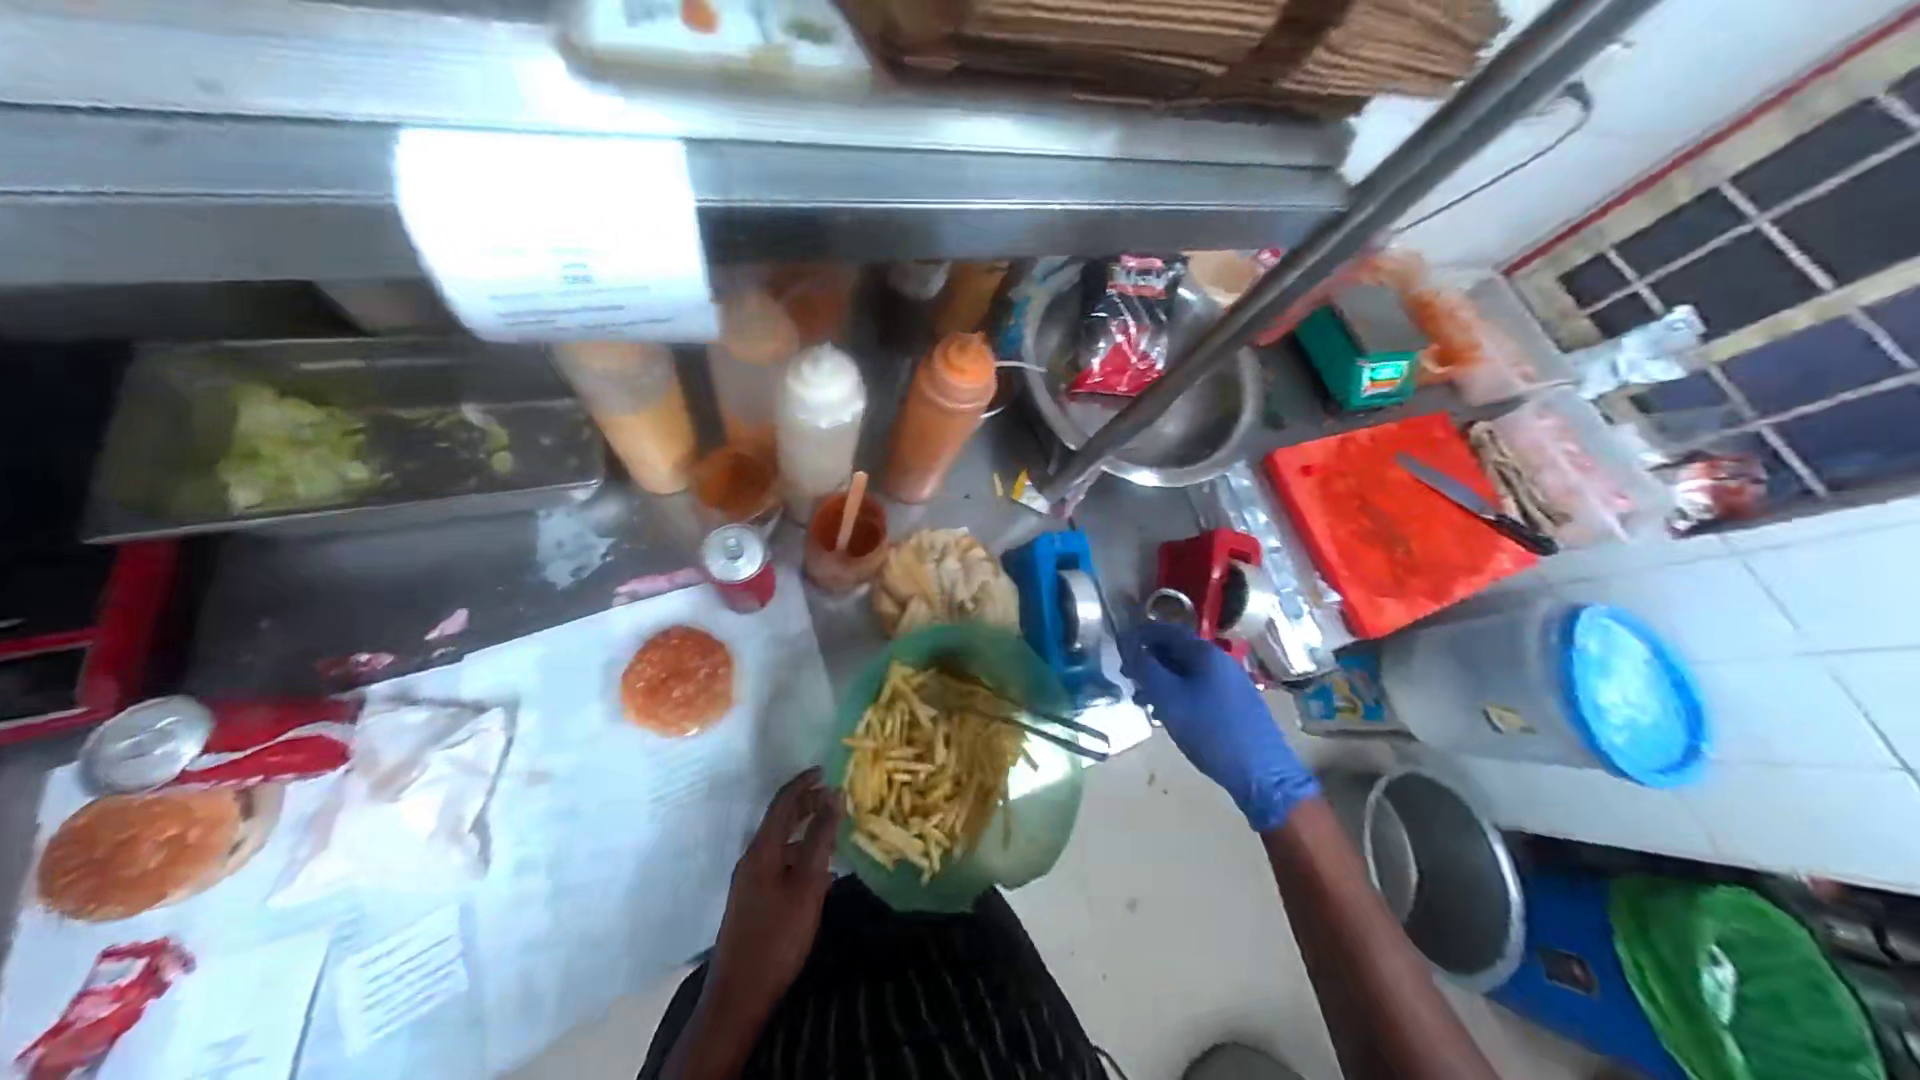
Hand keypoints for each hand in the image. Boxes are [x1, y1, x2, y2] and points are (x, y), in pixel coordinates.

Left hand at [706, 767, 841, 1022]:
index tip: (825, 771)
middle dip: (805, 804)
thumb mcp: (808, 884)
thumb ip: (821, 838)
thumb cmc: (778, 936)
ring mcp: (749, 881)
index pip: (783, 803)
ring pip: (780, 843)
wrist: (739, 994)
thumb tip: (833, 795)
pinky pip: (779, 863)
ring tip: (832, 831)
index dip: (803, 784)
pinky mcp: (752, 900)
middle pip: (779, 821)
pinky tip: (819, 872)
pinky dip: (799, 855)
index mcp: (762, 850)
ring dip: (804, 831)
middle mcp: (751, 859)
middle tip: (832, 797)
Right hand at [1119, 622, 1318, 831]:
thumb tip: (1128, 643)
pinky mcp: (1236, 703)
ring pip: (1187, 671)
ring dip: (1162, 679)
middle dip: (1149, 660)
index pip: (1166, 630)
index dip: (1140, 635)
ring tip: (1143, 700)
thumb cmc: (1209, 730)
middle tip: (1128, 678)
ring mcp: (1231, 682)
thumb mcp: (1168, 698)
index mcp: (1205, 653)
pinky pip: (1199, 687)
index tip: (1119, 649)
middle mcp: (1221, 660)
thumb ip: (1145, 667)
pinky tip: (1170, 713)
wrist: (1262, 772)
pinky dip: (1178, 692)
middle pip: (1177, 649)